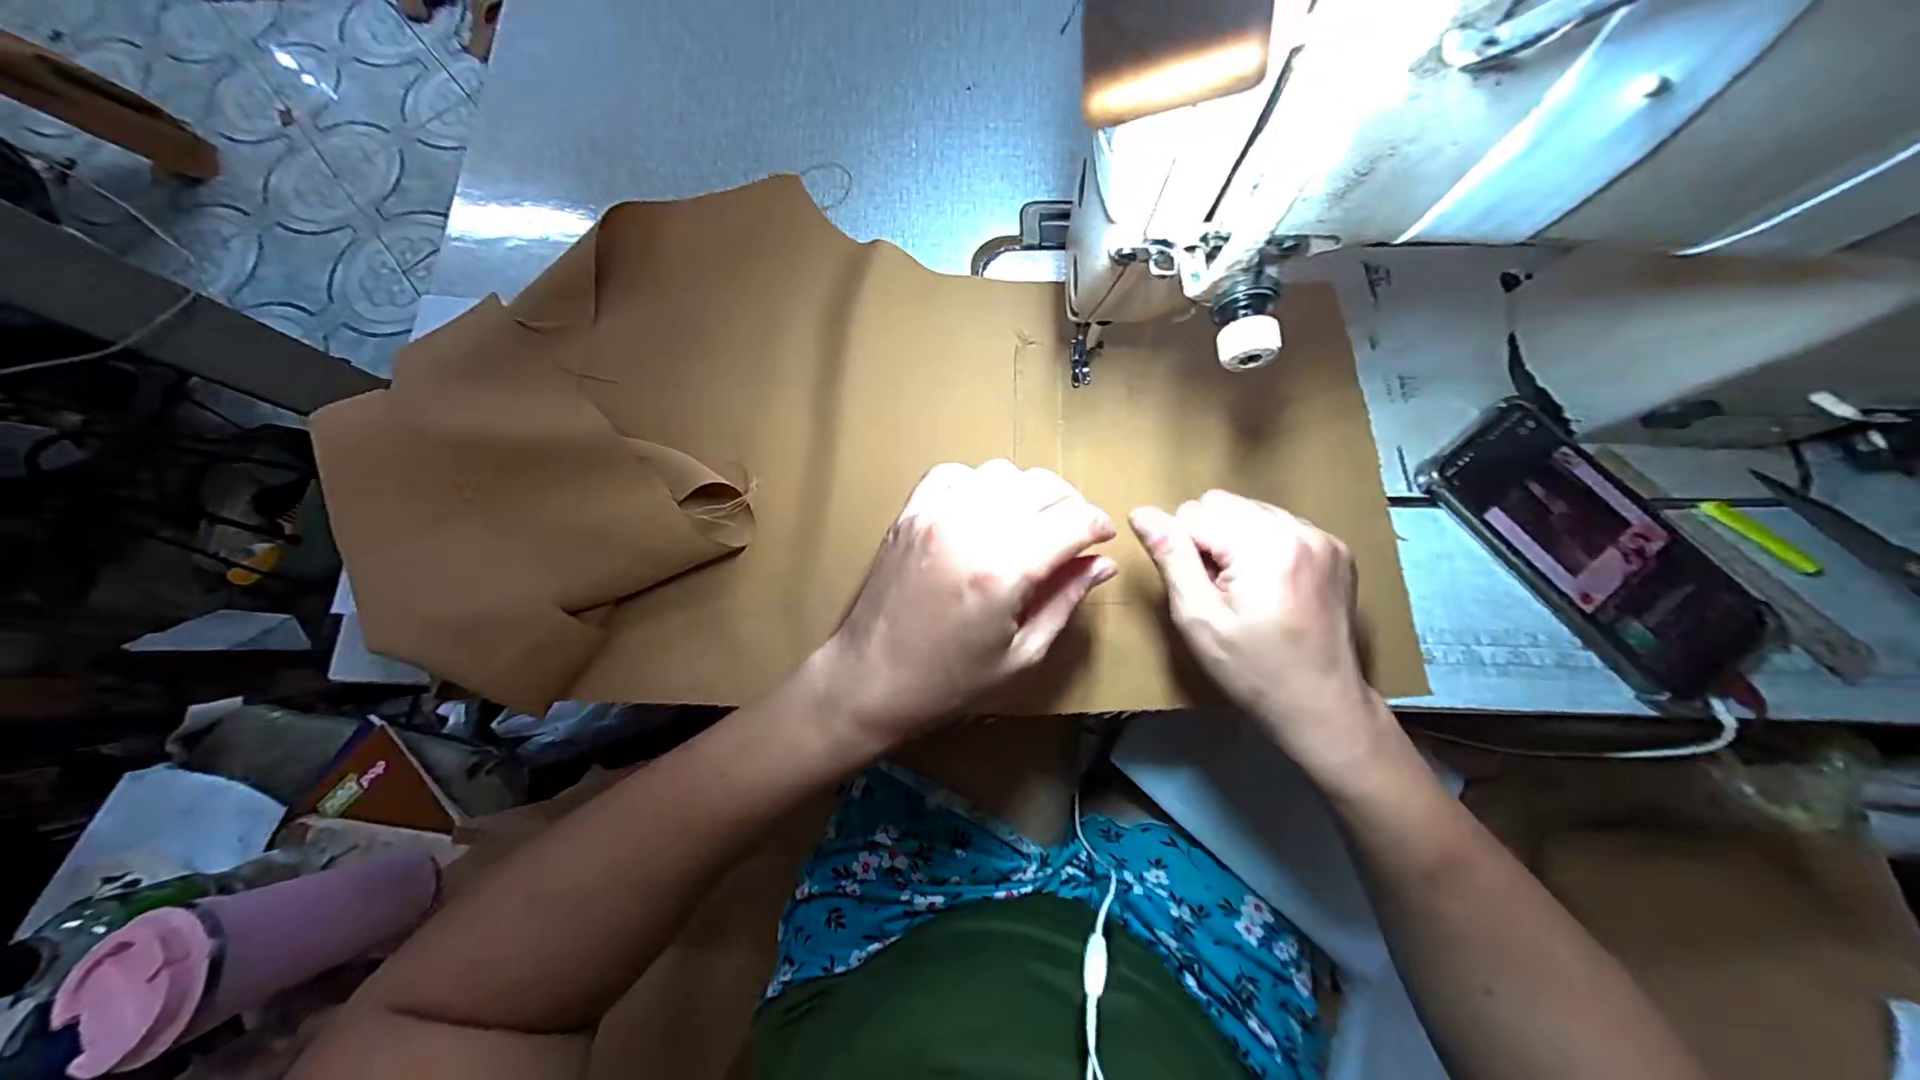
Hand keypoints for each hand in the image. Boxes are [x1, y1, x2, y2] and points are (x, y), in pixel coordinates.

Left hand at [813, 460, 1117, 750]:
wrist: (870, 679)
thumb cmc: (949, 681)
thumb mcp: (1022, 653)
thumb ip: (1065, 600)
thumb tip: (1102, 564)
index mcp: (1003, 570)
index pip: (1072, 520)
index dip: (1098, 526)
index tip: (1102, 540)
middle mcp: (970, 529)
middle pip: (1042, 487)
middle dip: (1070, 506)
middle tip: (1073, 535)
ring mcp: (935, 515)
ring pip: (1002, 472)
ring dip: (1027, 493)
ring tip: (1030, 525)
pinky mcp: (910, 513)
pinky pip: (955, 473)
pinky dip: (980, 485)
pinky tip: (985, 513)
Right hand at [1129, 491, 1398, 779]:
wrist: (1321, 705)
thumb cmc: (1251, 670)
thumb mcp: (1197, 617)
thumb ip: (1170, 557)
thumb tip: (1140, 513)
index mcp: (1265, 544)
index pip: (1192, 513)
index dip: (1182, 551)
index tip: (1201, 591)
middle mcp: (1299, 528)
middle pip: (1221, 503)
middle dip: (1207, 539)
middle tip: (1218, 590)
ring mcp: (1323, 537)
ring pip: (1248, 511)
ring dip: (1233, 541)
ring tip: (1244, 590)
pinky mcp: (1335, 549)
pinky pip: (1278, 525)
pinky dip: (1261, 547)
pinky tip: (1268, 587)